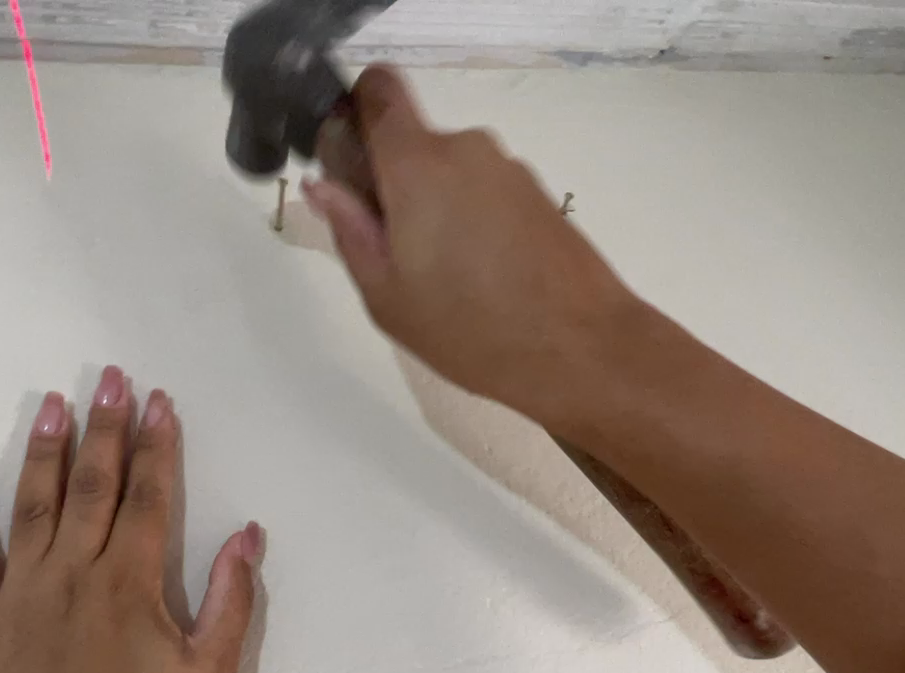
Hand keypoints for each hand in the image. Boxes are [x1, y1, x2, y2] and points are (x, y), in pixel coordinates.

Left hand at [0, 369, 262, 672]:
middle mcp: (71, 577)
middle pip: (90, 486)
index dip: (156, 446)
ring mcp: (18, 599)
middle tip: (108, 376)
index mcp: (130, 587)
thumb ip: (232, 601)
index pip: (147, 498)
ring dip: (43, 451)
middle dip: (104, 428)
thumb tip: (248, 534)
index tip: (158, 401)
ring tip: (51, 402)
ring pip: (31, 507)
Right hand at [304, 66, 643, 430]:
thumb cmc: (469, 331)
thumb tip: (324, 187)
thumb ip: (350, 232)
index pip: (377, 91)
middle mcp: (467, 150)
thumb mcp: (387, 297)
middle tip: (401, 260)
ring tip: (448, 284)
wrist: (580, 348)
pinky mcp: (541, 197)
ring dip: (438, 213)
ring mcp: (511, 171)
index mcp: (418, 165)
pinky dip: (475, 225)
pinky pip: (488, 196)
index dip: (355, 117)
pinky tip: (485, 283)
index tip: (353, 172)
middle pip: (415, 146)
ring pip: (453, 176)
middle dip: (397, 189)